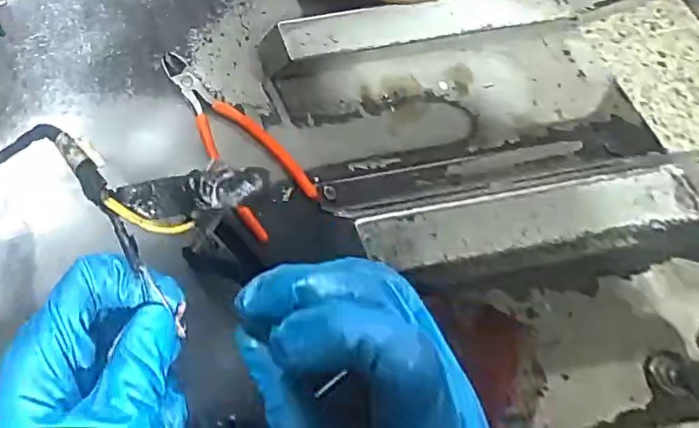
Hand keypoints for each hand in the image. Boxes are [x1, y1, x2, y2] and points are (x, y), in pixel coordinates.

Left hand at [0, 254, 187, 427]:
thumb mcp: (110, 421)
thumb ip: (138, 361)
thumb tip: (158, 311)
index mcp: (46, 349)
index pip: (90, 279)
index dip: (131, 283)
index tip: (165, 304)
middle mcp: (57, 359)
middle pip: (112, 310)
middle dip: (148, 333)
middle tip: (168, 357)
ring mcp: (75, 388)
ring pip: (127, 348)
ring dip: (153, 372)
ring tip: (158, 405)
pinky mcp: (92, 412)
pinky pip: (129, 383)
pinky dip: (150, 398)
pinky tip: (154, 419)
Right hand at [234, 259, 487, 427]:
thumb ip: (292, 411)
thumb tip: (251, 341)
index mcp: (435, 417)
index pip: (395, 346)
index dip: (330, 329)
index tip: (276, 346)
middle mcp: (447, 375)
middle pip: (382, 291)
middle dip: (307, 286)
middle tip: (252, 304)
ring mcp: (436, 351)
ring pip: (372, 282)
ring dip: (307, 285)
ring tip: (260, 304)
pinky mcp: (411, 344)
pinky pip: (366, 300)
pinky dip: (318, 300)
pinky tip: (286, 318)